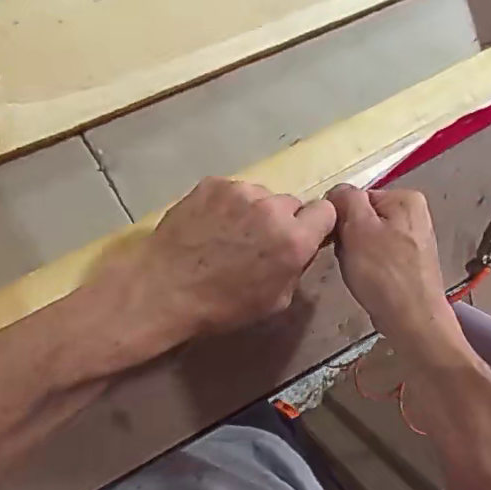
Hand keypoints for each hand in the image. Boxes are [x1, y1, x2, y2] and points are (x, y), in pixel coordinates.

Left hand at [99, 177, 336, 347]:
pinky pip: (232, 191)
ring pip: (260, 195)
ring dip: (253, 211)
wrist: (164, 289)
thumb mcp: (275, 301)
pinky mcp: (213, 184)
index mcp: (294, 239)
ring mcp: (240, 191)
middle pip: (291, 203)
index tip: (301, 236)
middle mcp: (272, 208)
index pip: (326, 211)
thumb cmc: (221, 305)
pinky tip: (209, 226)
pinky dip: (226, 205)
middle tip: (256, 243)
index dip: (314, 225)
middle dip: (281, 220)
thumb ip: (297, 267)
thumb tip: (301, 248)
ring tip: (227, 236)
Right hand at [326, 184, 460, 353]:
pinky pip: (379, 255)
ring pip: (368, 237)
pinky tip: (368, 280)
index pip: (356, 197)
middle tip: (347, 257)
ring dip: (355, 252)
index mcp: (405, 197)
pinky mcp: (410, 261)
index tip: (337, 239)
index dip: (340, 217)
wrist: (412, 320)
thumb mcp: (357, 228)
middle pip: (363, 216)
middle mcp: (415, 213)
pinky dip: (368, 265)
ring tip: (357, 270)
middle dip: (348, 236)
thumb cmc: (383, 273)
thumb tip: (337, 192)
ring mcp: (414, 238)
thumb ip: (346, 200)